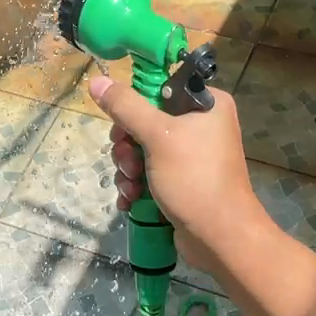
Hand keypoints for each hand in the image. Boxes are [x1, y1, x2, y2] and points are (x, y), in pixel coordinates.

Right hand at [89, 74, 269, 269]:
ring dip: (128, 172)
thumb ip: (126, 107)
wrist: (219, 236)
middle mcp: (201, 127)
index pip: (159, 90)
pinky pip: (148, 176)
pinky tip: (130, 201)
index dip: (134, 108)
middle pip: (145, 124)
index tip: (123, 129)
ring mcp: (190, 158)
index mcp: (206, 104)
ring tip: (132, 189)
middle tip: (129, 165)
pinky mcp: (181, 183)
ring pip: (142, 153)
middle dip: (128, 148)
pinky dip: (136, 187)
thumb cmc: (194, 178)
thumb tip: (97, 80)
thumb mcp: (158, 136)